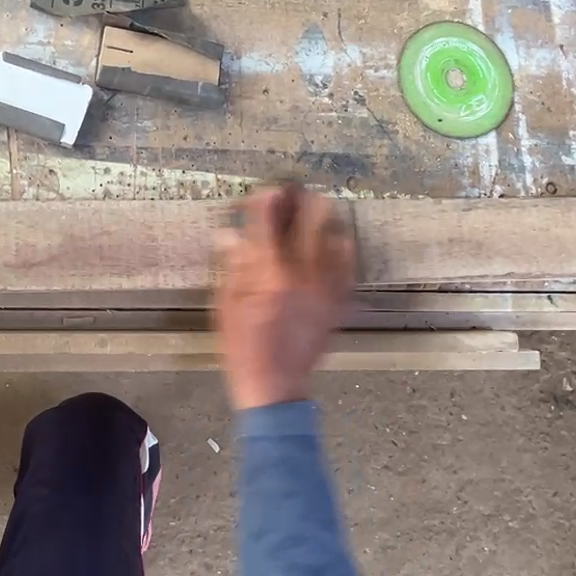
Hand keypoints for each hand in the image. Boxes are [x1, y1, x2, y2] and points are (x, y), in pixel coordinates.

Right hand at [213, 183, 354, 410]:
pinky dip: (341, 247)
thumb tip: (230, 233)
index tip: (264, 191)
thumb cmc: (242, 345)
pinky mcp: (339, 303)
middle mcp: (303, 274)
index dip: (266, 198)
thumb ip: (233, 264)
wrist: (274, 385)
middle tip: (293, 193)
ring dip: (323, 218)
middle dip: (301, 199)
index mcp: (269, 273)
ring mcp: (326, 288)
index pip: (269, 220)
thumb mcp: (227, 303)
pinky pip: (348, 265)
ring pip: (335, 236)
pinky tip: (334, 240)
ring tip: (314, 209)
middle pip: (311, 218)